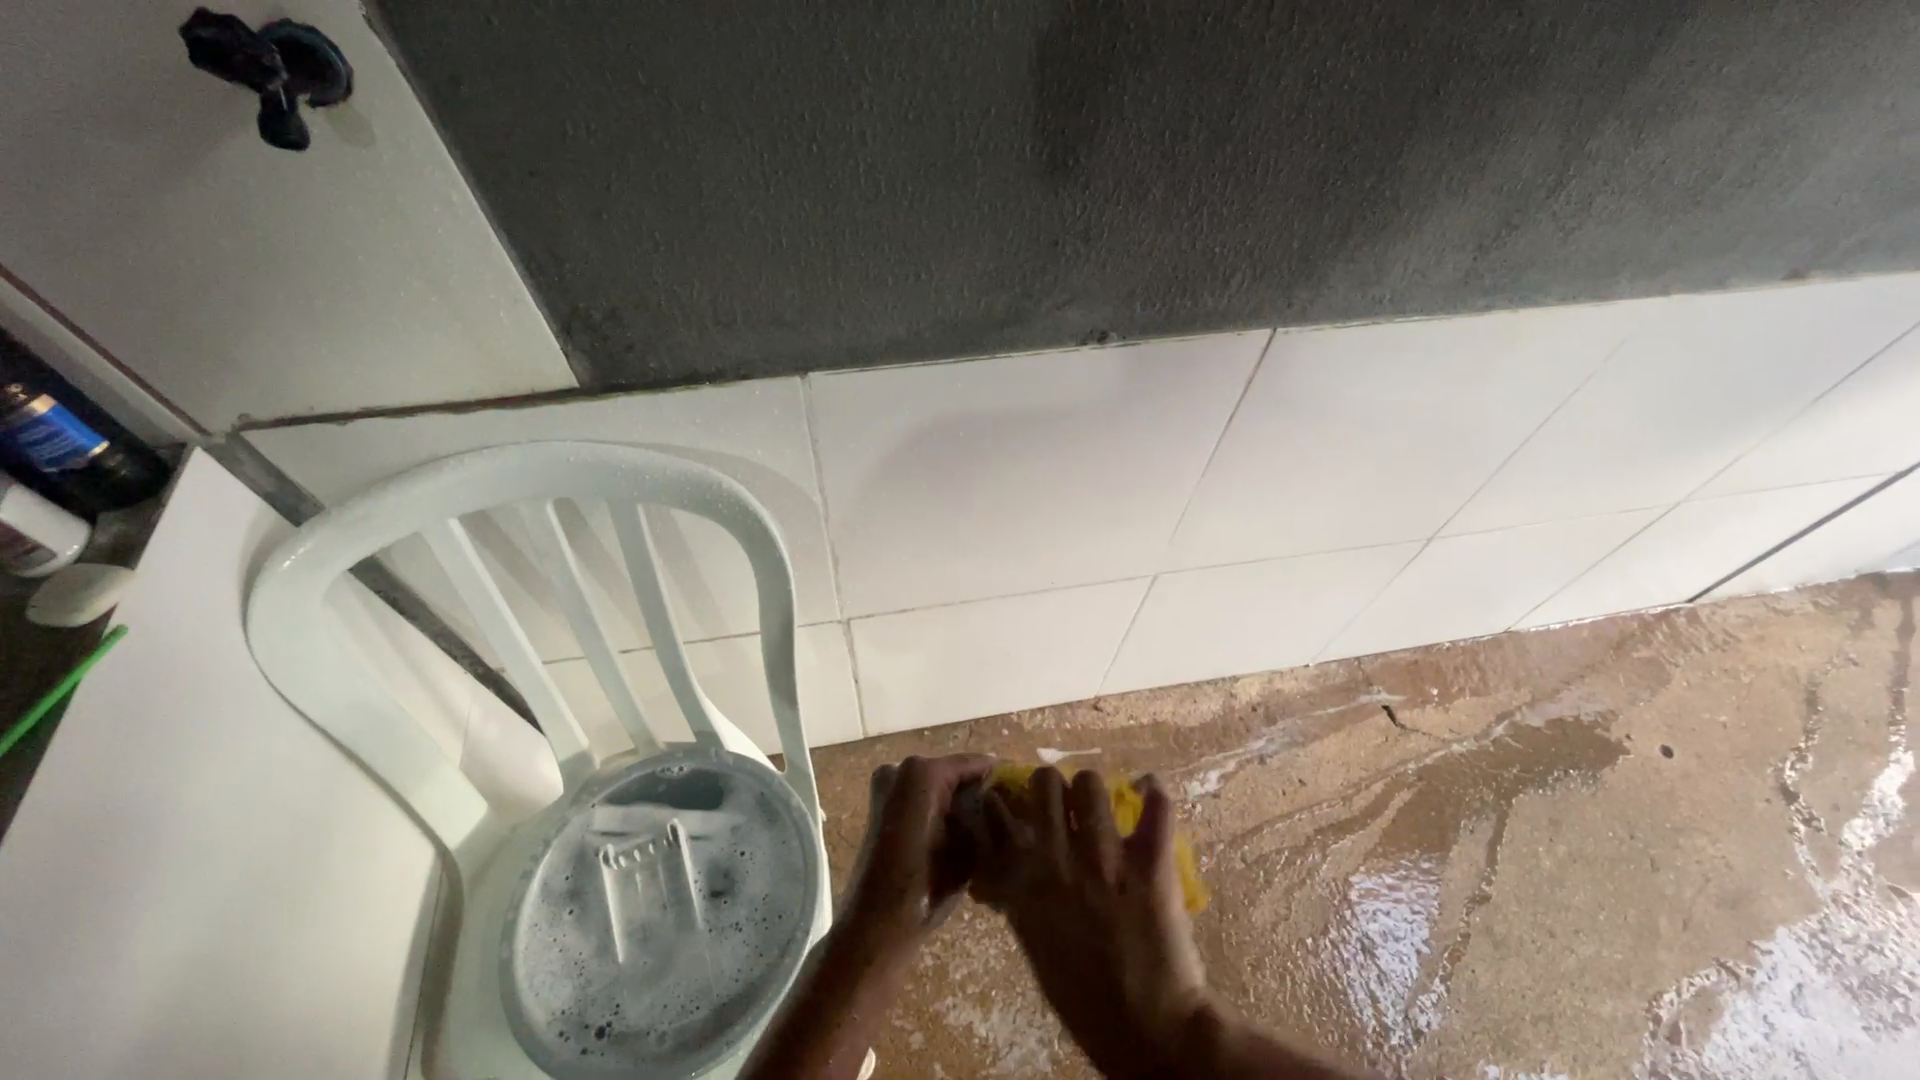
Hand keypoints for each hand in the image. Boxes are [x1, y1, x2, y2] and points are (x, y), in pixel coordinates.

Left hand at [743, 754, 992, 1079]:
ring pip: (936, 785)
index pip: (974, 764)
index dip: (999, 777)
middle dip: (977, 790)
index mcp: (924, 772)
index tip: (1021, 792)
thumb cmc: (927, 886)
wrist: (878, 922)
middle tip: (1005, 811)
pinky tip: (955, 833)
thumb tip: (998, 800)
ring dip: (956, 800)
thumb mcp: (970, 848)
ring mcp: (886, 786)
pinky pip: (919, 798)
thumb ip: (985, 814)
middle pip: (952, 772)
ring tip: (983, 825)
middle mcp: (901, 768)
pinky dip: (937, 808)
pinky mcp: (879, 805)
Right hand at [970, 768, 1209, 1079]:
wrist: (1147, 1027)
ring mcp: (1105, 861)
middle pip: (1045, 784)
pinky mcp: (1150, 864)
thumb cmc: (1085, 997)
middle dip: (1053, 786)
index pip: (1000, 820)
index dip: (1006, 803)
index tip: (1011, 798)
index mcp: (1025, 886)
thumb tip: (1008, 869)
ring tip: (1105, 802)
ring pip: (1091, 785)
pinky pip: (1155, 806)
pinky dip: (1153, 791)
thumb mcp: (1035, 944)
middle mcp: (1058, 863)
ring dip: (1095, 790)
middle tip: (1065, 802)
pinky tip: (1149, 790)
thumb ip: (1021, 900)